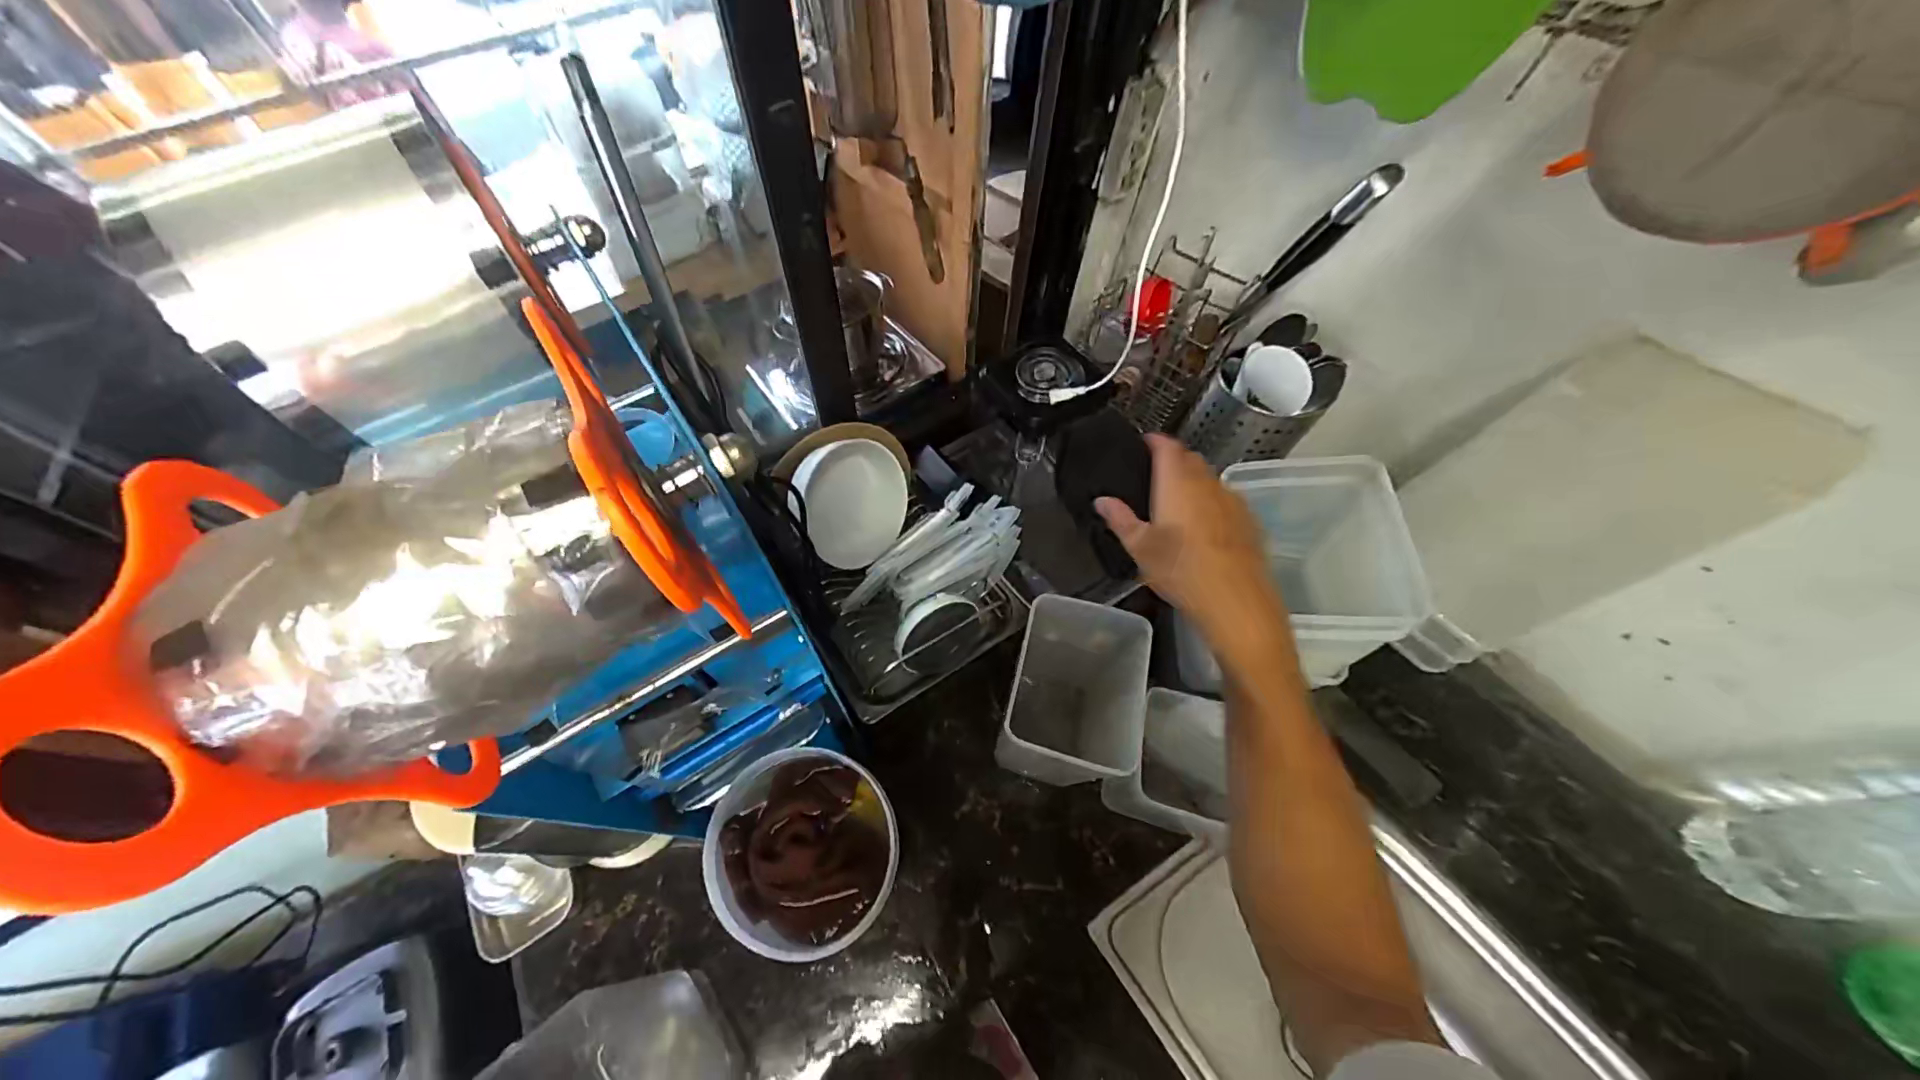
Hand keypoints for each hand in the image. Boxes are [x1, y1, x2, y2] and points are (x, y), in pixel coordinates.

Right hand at [1095, 435, 1288, 641]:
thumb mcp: (1140, 548)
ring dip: (1193, 480)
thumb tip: (1102, 501)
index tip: (1144, 443)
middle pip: (1190, 458)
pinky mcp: (1247, 519)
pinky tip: (1203, 524)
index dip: (1154, 441)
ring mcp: (1231, 500)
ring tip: (1176, 498)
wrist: (1235, 599)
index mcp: (1176, 483)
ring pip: (1209, 478)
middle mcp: (1206, 483)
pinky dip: (1211, 501)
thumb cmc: (1181, 570)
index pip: (1166, 447)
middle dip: (1173, 459)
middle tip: (1154, 472)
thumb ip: (1120, 519)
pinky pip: (1225, 499)